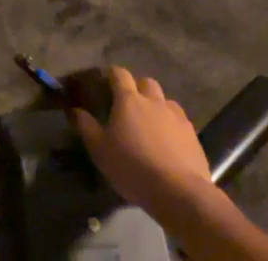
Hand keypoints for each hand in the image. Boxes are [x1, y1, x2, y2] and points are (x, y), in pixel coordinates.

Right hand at [69, 67, 215, 215]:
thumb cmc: (132, 167)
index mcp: (128, 101)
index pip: (119, 74)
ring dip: (157, 105)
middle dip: (138, 87)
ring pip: (166, 100)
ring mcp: (177, 117)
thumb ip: (86, 127)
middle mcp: (154, 102)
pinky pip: (180, 121)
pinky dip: (172, 124)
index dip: (112, 74)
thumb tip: (74, 110)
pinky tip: (169, 141)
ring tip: (151, 123)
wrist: (179, 192)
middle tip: (129, 104)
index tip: (105, 81)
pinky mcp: (193, 135)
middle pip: (146, 82)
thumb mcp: (100, 150)